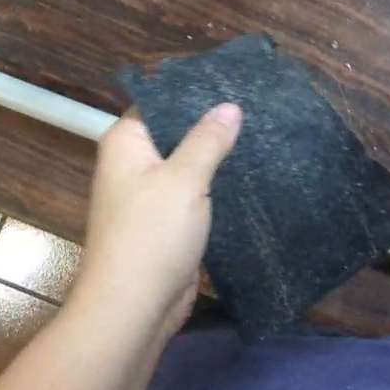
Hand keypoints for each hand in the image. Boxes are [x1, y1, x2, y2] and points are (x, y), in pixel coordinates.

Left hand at [68, 103, 242, 335]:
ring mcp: (149, 195)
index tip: (234, 82)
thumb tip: (230, 106)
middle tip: (258, 106)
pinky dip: (217, 185)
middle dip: (212, 124)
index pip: (160, 102)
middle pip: (176, 133)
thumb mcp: (185, 179)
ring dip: (218, 157)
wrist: (134, 307)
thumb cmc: (152, 235)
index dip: (193, 91)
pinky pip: (194, 193)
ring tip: (262, 134)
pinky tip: (251, 175)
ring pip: (188, 165)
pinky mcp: (167, 223)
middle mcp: (133, 165)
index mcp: (126, 144)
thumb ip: (208, 140)